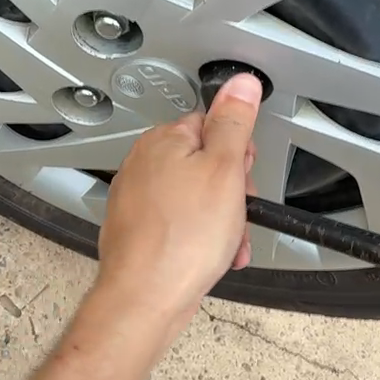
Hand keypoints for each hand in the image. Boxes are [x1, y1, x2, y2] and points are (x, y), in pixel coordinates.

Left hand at [90, 74, 261, 338]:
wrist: (146, 296)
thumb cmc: (181, 238)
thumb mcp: (224, 170)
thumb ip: (233, 123)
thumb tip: (241, 83)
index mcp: (162, 140)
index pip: (211, 124)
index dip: (236, 152)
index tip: (242, 174)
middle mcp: (143, 164)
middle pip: (204, 162)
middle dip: (230, 190)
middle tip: (235, 211)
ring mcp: (138, 197)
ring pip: (196, 197)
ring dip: (221, 220)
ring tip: (226, 242)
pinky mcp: (138, 227)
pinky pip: (180, 223)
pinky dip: (200, 238)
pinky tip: (212, 257)